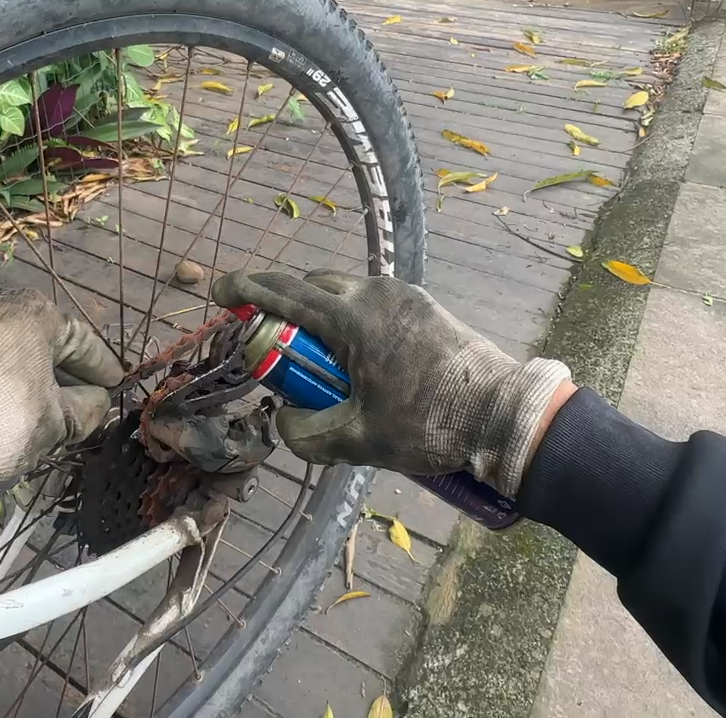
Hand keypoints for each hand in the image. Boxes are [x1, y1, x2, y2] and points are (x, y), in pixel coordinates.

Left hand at [0, 290, 121, 514]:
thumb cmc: (1, 424)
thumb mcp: (57, 423)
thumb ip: (87, 407)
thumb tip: (97, 399)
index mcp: (36, 313)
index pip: (82, 342)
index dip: (102, 368)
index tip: (115, 385)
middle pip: (42, 338)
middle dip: (63, 368)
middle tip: (81, 394)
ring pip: (7, 344)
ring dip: (27, 369)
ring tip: (40, 399)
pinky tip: (1, 397)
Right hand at [213, 270, 571, 494]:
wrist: (504, 414)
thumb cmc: (429, 425)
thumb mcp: (359, 440)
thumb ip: (306, 433)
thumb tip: (283, 417)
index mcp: (352, 320)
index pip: (285, 294)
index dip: (247, 289)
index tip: (221, 290)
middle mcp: (372, 294)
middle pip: (311, 284)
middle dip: (282, 302)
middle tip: (270, 334)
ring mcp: (401, 294)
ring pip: (342, 289)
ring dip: (319, 309)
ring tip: (318, 350)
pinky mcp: (421, 302)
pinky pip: (370, 298)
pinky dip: (349, 314)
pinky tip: (358, 350)